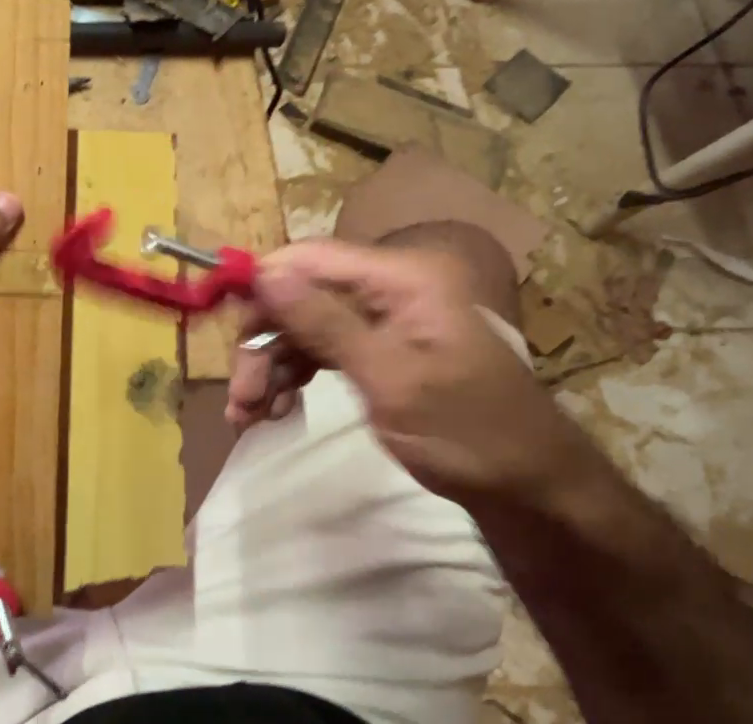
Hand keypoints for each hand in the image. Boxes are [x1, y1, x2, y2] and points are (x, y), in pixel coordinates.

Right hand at [229, 238, 598, 506]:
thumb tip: (263, 272)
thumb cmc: (469, 433)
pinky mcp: (380, 349)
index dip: (261, 284)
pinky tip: (272, 410)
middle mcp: (390, 288)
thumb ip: (323, 322)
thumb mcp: (389, 378)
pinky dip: (292, 377)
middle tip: (239, 395)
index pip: (310, 259)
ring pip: (303, 327)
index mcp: (402, 278)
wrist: (531, 494)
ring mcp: (385, 319)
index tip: (221, 324)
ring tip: (248, 416)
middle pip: (300, 296)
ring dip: (270, 368)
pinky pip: (320, 350)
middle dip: (263, 343)